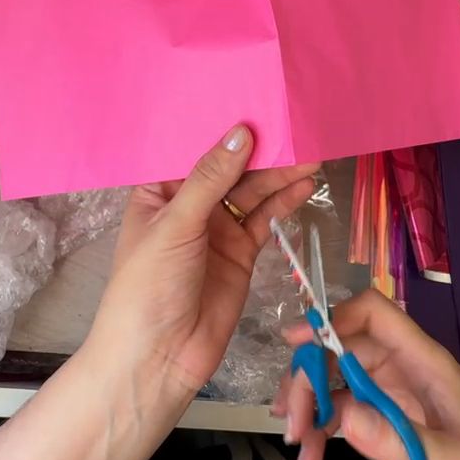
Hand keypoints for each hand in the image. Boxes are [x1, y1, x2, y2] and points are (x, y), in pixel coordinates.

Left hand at [87, 124, 318, 404]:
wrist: (159, 358)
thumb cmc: (149, 285)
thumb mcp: (175, 225)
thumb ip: (210, 179)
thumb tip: (242, 132)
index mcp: (159, 190)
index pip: (194, 150)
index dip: (222, 129)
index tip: (254, 100)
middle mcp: (189, 205)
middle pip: (230, 169)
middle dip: (260, 150)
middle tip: (294, 125)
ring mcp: (217, 229)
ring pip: (252, 192)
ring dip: (279, 173)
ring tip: (310, 149)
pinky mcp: (241, 252)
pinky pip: (265, 218)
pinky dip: (284, 201)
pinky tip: (304, 182)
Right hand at [271, 291, 459, 459]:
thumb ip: (401, 441)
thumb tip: (346, 418)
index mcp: (424, 361)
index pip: (374, 314)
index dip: (334, 318)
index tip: (296, 344)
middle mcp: (404, 367)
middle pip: (343, 348)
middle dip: (311, 377)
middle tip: (291, 421)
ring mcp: (394, 391)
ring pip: (337, 378)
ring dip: (311, 404)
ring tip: (299, 443)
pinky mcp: (389, 416)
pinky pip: (345, 408)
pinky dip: (323, 426)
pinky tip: (313, 454)